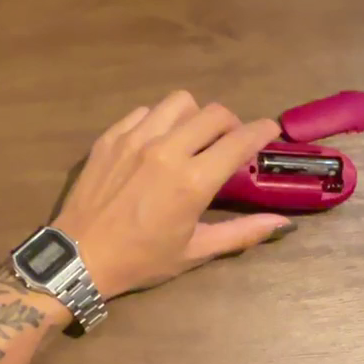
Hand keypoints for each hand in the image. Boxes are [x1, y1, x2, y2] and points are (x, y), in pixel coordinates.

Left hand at [51, 91, 293, 299]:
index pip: (240, 140)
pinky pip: (144, 112)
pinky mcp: (110, 138)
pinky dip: (159, 121)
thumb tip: (283, 223)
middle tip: (228, 144)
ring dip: (194, 116)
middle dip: (231, 124)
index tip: (269, 133)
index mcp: (192, 181)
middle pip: (214, 113)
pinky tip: (156, 143)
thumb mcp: (194, 252)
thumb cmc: (140, 260)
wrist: (80, 258)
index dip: (262, 132)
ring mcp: (134, 139)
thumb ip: (241, 233)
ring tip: (191, 138)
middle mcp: (166, 150)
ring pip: (178, 103)